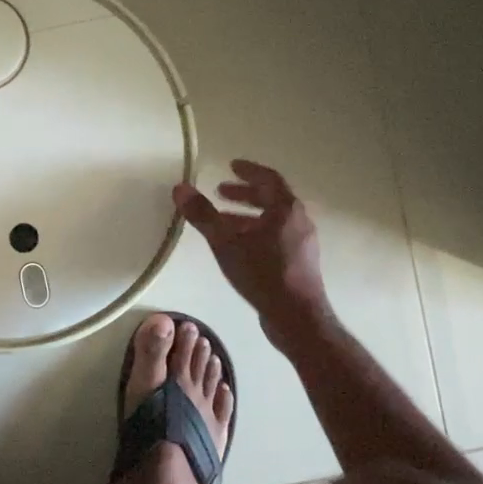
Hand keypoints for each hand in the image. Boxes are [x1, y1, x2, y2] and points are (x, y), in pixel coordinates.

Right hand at [174, 159, 329, 352]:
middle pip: (271, 199)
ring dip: (248, 216)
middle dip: (244, 194)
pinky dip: (256, 232)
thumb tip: (180, 188)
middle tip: (220, 192)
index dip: (248, 171)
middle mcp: (299, 221)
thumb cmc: (262, 273)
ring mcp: (302, 243)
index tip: (230, 166)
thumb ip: (203, 215)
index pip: (268, 179)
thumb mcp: (226, 242)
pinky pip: (276, 236)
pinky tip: (239, 247)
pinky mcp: (300, 262)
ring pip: (273, 220)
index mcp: (286, 209)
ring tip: (223, 221)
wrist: (297, 317)